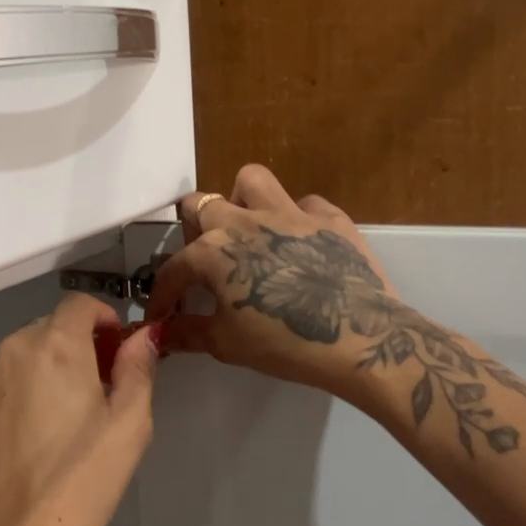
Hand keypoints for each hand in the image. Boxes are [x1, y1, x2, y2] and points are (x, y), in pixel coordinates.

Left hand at [0, 293, 159, 525]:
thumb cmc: (84, 480)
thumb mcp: (130, 424)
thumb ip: (137, 368)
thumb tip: (141, 335)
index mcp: (55, 345)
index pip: (79, 304)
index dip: (102, 319)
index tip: (114, 350)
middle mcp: (10, 347)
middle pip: (46, 329)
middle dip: (71, 349)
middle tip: (90, 394)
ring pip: (16, 356)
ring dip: (37, 371)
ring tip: (53, 420)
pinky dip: (10, 393)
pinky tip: (22, 435)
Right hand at [143, 164, 400, 400]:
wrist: (364, 342)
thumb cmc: (285, 343)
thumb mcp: (225, 344)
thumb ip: (186, 333)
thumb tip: (162, 335)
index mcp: (212, 251)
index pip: (173, 270)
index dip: (162, 295)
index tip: (161, 314)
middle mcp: (244, 223)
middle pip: (201, 206)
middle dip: (193, 232)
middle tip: (203, 264)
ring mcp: (290, 215)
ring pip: (251, 181)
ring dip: (240, 201)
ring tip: (244, 231)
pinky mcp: (331, 220)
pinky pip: (305, 204)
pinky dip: (295, 218)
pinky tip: (297, 243)